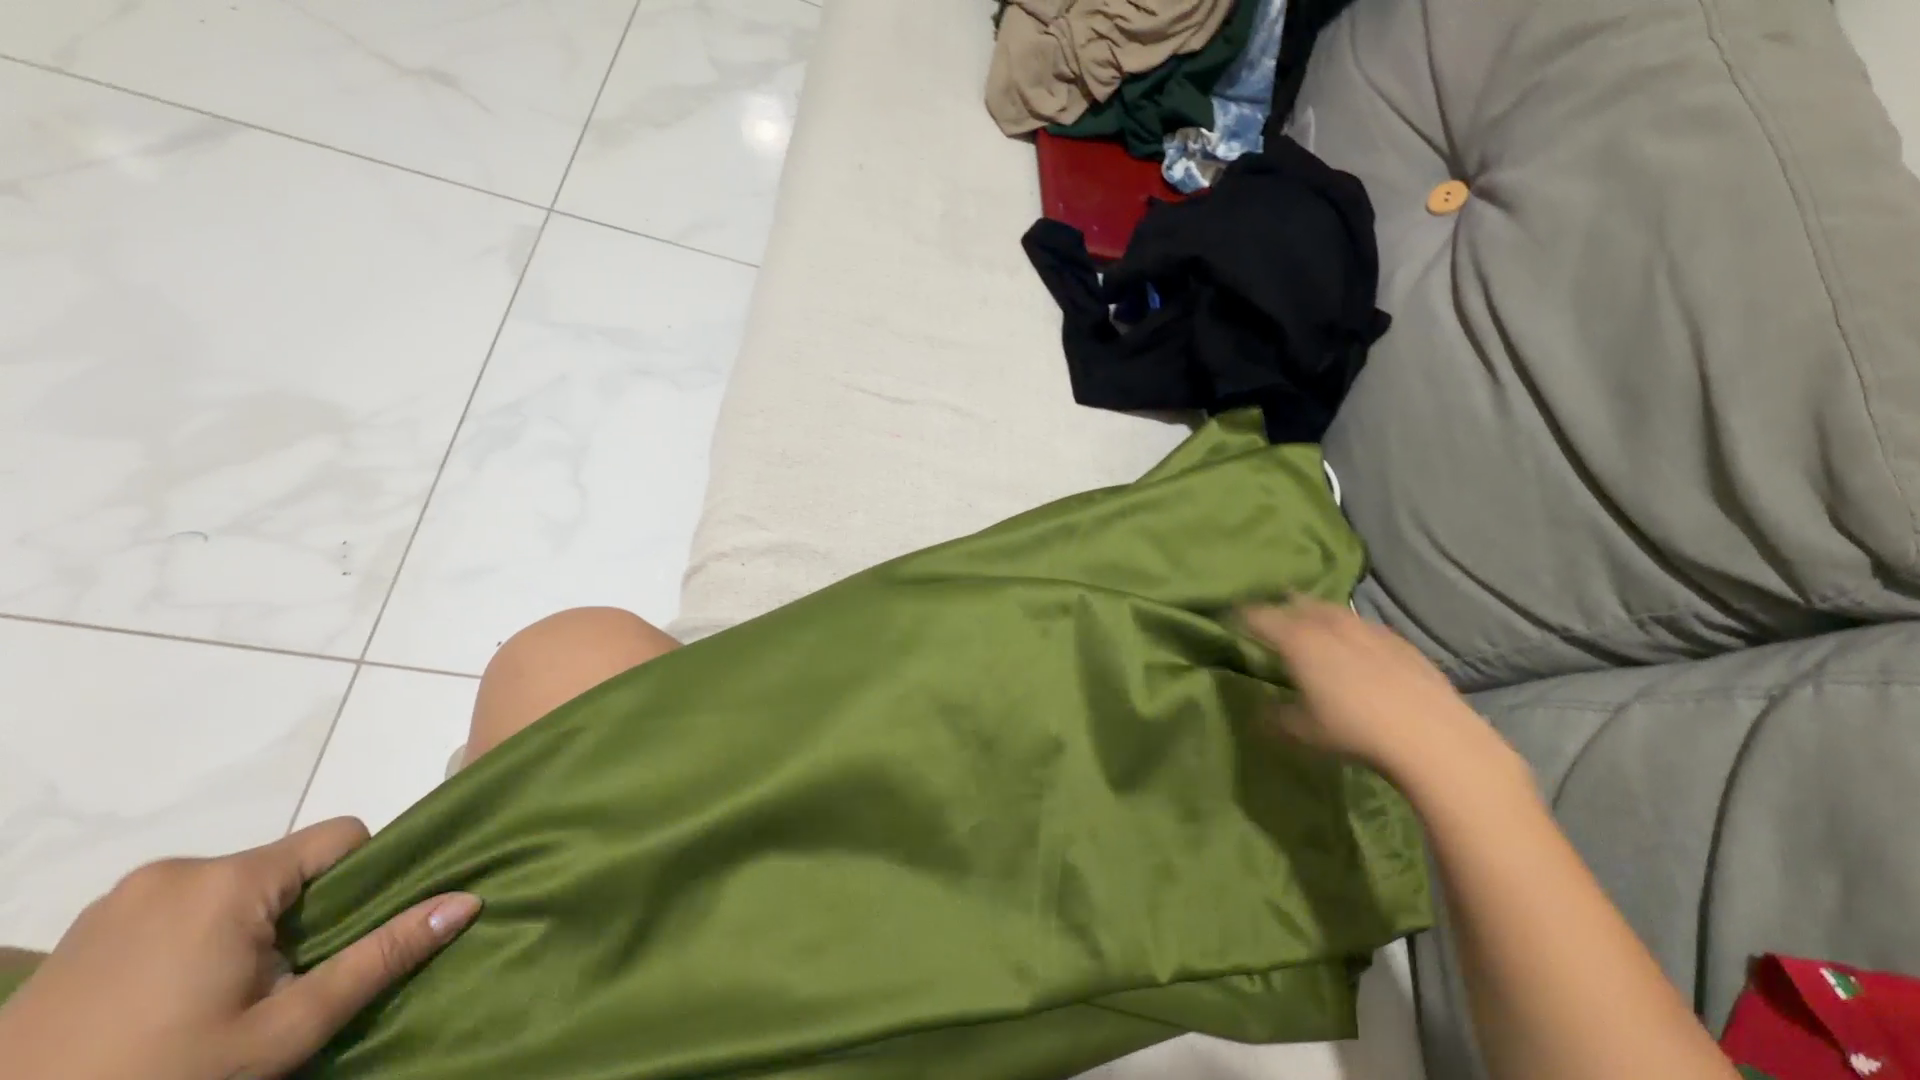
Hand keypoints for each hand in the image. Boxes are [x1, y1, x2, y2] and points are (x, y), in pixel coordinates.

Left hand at [0, 818, 479, 1079]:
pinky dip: (203, 936)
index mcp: (228, 881)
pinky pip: (183, 903)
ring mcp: (124, 893)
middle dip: (305, 914)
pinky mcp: (89, 923)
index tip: (349, 938)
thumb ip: (379, 958)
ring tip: (227, 1000)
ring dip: (255, 926)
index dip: (367, 878)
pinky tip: (175, 998)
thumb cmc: (162, 1077)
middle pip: (288, 865)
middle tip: (285, 986)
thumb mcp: (285, 1029)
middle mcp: (177, 867)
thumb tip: (466, 901)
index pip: (342, 835)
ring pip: (238, 885)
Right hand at [1243, 599, 1498, 782]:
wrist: (1429, 734)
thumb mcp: (1302, 731)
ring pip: (1333, 611)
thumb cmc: (1353, 731)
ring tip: (1310, 617)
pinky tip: (1355, 641)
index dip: (1243, 616)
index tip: (1231, 616)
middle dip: (1281, 606)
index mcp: (1298, 642)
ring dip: (1317, 612)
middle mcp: (1329, 626)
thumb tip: (1261, 708)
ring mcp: (1367, 629)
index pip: (1260, 618)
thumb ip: (1276, 715)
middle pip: (1298, 605)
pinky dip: (1350, 628)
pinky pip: (1364, 626)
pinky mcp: (1398, 641)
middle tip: (1271, 611)